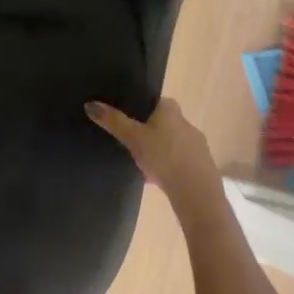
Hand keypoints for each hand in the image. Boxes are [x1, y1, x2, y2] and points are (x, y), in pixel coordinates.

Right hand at [86, 97, 220, 203]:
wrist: (196, 192)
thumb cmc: (163, 156)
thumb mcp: (132, 137)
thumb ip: (113, 121)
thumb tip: (90, 104)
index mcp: (172, 111)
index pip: (156, 101)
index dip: (142, 107)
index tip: (128, 117)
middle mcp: (187, 124)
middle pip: (164, 122)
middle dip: (149, 131)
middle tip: (131, 141)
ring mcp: (198, 146)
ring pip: (172, 142)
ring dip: (158, 150)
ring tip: (141, 162)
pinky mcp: (202, 166)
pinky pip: (180, 160)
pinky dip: (168, 166)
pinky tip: (156, 178)